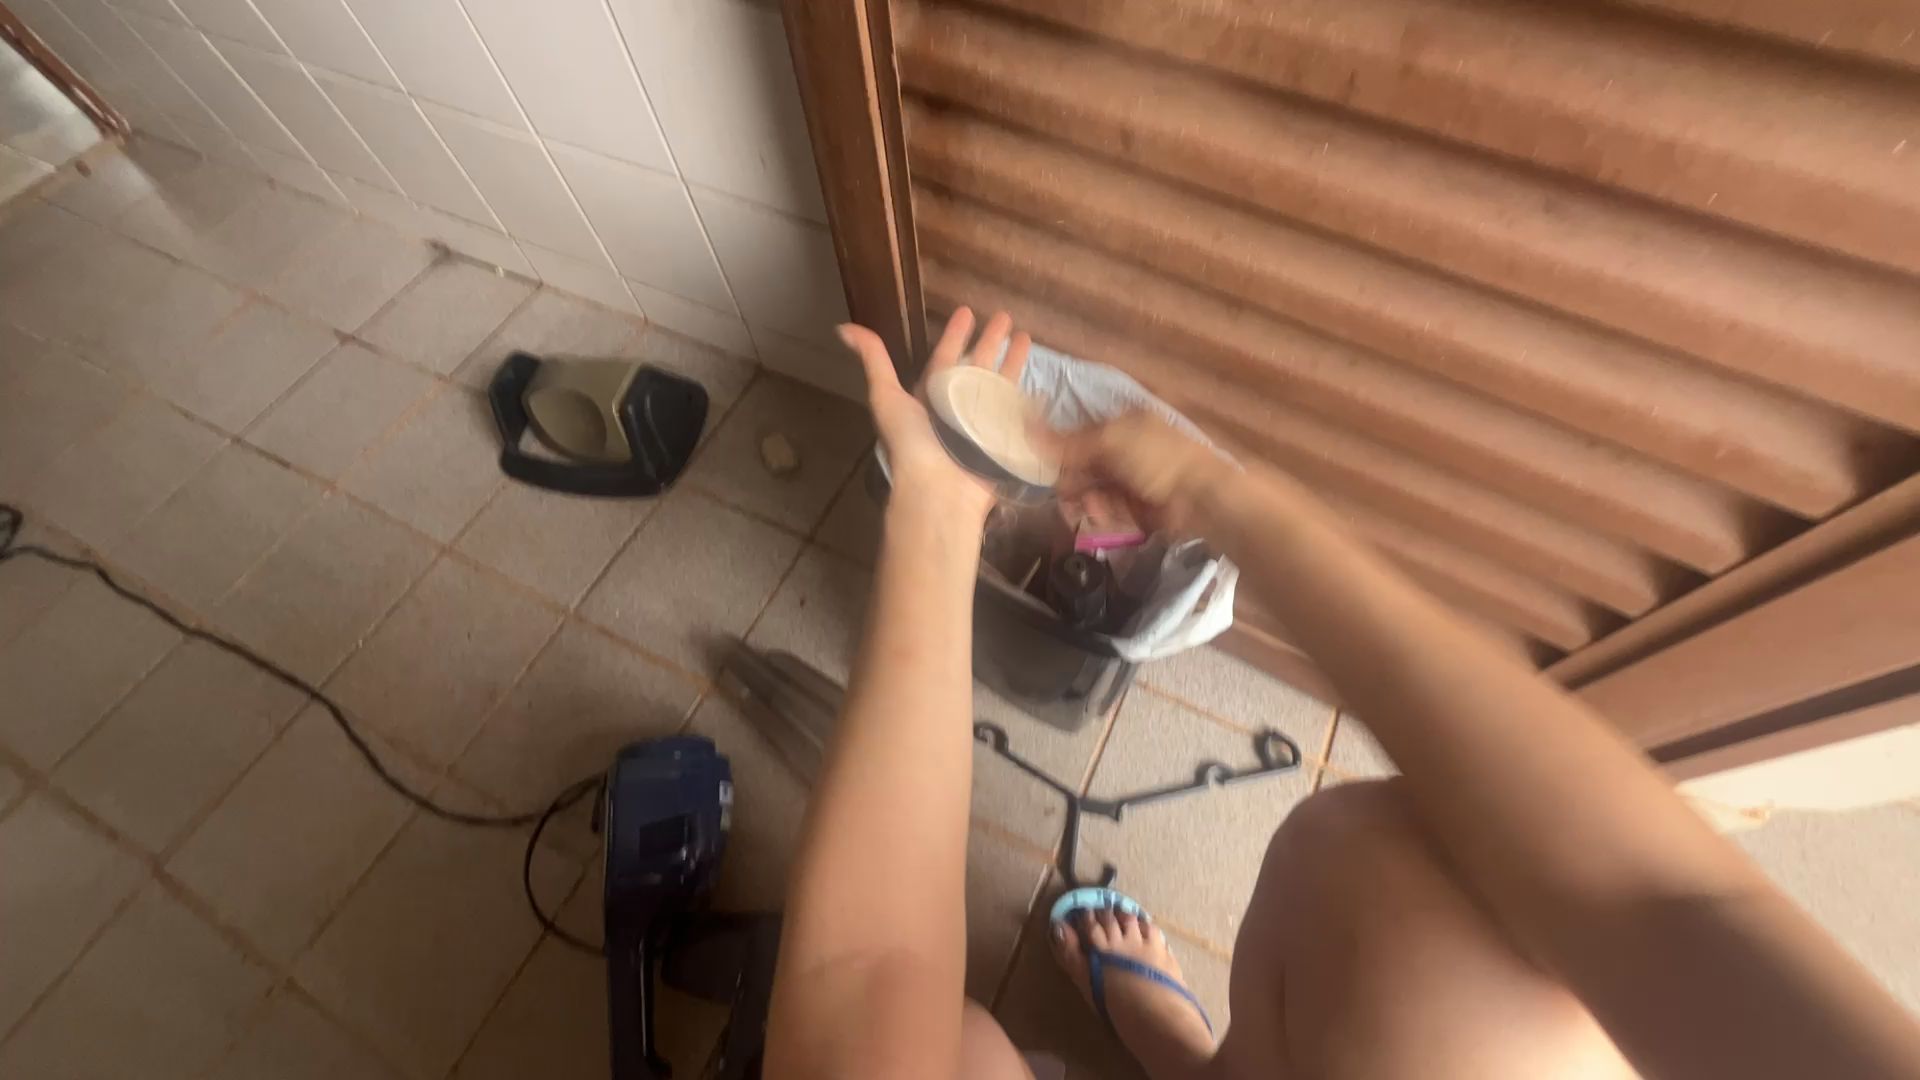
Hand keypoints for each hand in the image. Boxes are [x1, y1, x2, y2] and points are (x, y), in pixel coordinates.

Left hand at [838, 308, 1030, 526]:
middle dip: (990, 341)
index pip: (945, 357)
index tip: (967, 311)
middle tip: (1006, 315)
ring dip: (1013, 362)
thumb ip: (874, 361)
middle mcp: (956, 408)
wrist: (939, 489)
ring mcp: (982, 425)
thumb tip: (843, 328)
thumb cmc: (911, 443)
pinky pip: (1018, 417)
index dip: (955, 335)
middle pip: (977, 368)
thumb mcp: (886, 397)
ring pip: (1000, 386)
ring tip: (1026, 336)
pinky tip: (1040, 387)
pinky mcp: (1002, 442)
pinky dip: (1029, 402)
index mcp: (930, 397)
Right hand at [1056, 412, 1234, 535]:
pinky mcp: (1135, 508)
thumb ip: (1069, 442)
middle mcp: (1125, 450)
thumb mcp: (1111, 441)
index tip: (1040, 463)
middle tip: (1062, 493)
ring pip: (1092, 490)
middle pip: (1083, 466)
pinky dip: (1101, 513)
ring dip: (1084, 499)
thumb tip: (1028, 431)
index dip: (1059, 449)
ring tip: (1087, 508)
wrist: (1201, 498)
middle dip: (1070, 480)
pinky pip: (1108, 510)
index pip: (1080, 434)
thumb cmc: (1158, 458)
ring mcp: (1131, 481)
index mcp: (1123, 425)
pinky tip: (1100, 515)